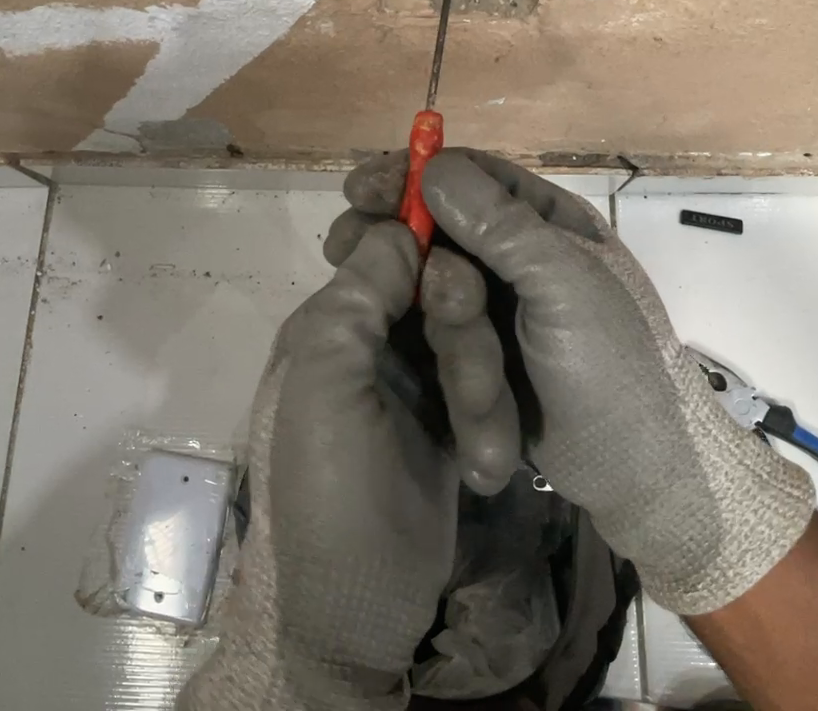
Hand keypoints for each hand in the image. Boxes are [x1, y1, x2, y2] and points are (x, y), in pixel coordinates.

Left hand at [181, 222, 455, 710]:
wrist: (360, 599)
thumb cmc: (330, 481)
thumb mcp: (327, 377)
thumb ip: (358, 296)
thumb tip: (400, 230)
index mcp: (332, 321)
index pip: (377, 248)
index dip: (415, 225)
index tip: (465, 218)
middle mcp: (373, 339)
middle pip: (434, 291)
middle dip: (462, 329)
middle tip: (470, 382)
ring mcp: (414, 379)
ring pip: (465, 338)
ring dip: (478, 385)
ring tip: (477, 447)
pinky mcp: (450, 417)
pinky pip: (480, 383)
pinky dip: (489, 410)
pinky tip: (490, 446)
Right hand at [327, 149, 814, 614]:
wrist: (635, 471)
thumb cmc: (611, 368)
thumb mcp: (563, 287)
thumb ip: (502, 227)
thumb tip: (432, 167)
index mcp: (547, 224)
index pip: (472, 178)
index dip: (412, 176)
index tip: (359, 189)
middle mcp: (517, 255)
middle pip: (439, 226)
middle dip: (391, 231)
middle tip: (341, 244)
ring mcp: (496, 305)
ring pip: (430, 278)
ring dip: (403, 284)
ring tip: (361, 290)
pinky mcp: (479, 350)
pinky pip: (433, 325)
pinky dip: (411, 325)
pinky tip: (378, 324)